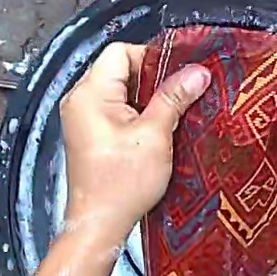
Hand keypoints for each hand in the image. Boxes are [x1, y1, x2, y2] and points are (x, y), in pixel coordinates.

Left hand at [60, 42, 210, 241]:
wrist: (100, 224)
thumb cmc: (119, 185)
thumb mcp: (155, 136)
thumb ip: (174, 98)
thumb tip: (196, 73)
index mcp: (90, 94)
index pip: (120, 52)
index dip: (151, 58)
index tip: (176, 75)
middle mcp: (80, 102)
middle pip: (119, 69)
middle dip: (151, 81)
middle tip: (177, 97)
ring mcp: (82, 119)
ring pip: (119, 91)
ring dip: (146, 100)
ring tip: (167, 117)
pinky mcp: (90, 134)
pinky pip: (115, 110)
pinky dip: (136, 115)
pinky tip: (155, 131)